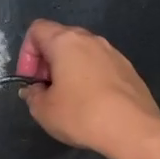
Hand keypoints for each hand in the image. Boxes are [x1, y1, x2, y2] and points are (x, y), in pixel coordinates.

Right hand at [16, 19, 159, 158]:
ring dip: (69, 69)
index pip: (37, 30)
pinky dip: (89, 77)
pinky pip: (99, 65)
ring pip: (82, 52)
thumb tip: (34, 90)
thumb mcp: (43, 110)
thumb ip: (32, 95)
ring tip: (68, 98)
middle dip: (47, 62)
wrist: (133, 128)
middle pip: (60, 39)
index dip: (26, 53)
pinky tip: (91, 103)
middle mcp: (90, 39)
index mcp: (65, 42)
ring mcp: (113, 52)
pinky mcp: (128, 69)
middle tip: (45, 89)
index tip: (30, 80)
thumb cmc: (81, 114)